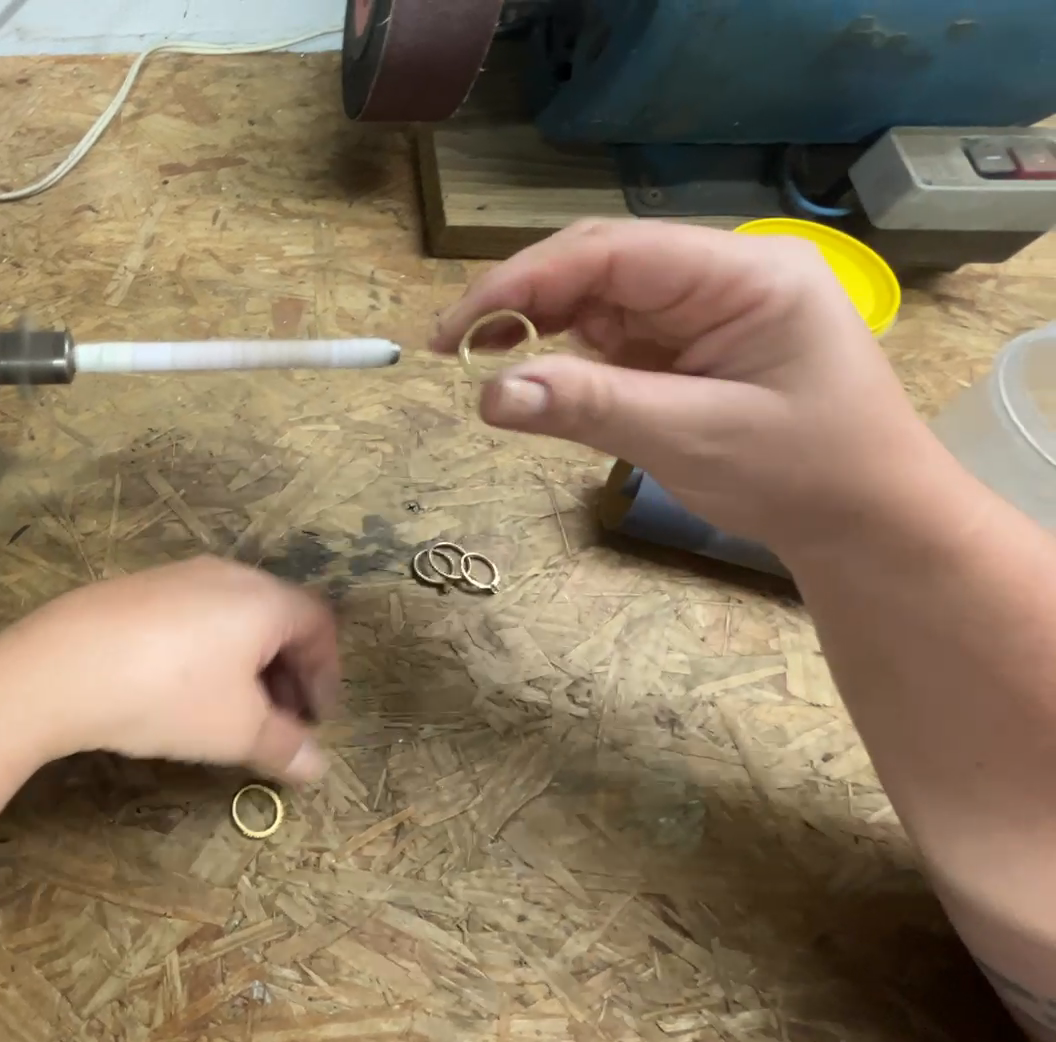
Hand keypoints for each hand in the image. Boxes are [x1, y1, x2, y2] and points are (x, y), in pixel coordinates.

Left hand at [0, 557, 339, 783]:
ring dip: (243, 663)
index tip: (314, 720)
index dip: (326, 675)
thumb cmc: (169, 695)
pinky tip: (173, 689)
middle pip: (275, 617)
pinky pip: (187, 616)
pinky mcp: (132, 588)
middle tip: (277, 721)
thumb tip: (317, 767)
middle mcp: (222, 574)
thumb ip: (285, 746)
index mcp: (262, 598)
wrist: (60, 667)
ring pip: (229, 617)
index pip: (318, 625)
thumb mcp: (236, 731)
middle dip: (285, 672)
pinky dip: (201, 651)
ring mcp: (173, 575)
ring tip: (227, 710)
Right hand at [429, 219, 949, 558]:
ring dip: (529, 319)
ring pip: (590, 292)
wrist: (862, 517)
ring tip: (475, 355)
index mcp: (743, 276)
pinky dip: (555, 347)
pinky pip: (600, 328)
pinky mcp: (678, 339)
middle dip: (518, 296)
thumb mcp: (690, 438)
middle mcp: (717, 275)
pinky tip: (528, 368)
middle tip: (452, 344)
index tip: (455, 327)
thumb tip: (490, 394)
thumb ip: (590, 406)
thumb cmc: (799, 474)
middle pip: (595, 261)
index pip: (613, 251)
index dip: (523, 281)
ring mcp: (696, 306)